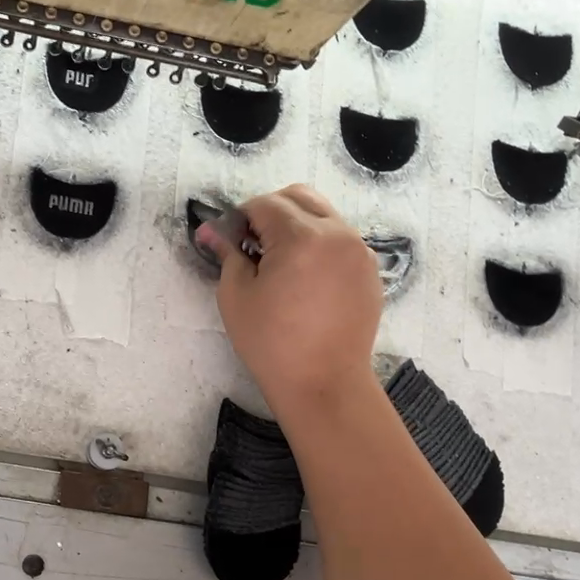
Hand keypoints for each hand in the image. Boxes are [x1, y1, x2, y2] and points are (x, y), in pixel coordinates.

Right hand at [200, 185, 383, 422]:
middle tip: (251, 245)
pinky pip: (340, 240)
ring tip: (278, 265)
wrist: (323, 382)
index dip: (240, 218)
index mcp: (302, 237)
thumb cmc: (270, 343)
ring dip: (295, 226)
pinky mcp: (369, 270)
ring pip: (323, 215)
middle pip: (299, 196)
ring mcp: (359, 250)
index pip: (265, 204)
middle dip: (269, 211)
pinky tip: (302, 281)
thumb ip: (227, 254)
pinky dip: (317, 245)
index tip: (228, 241)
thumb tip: (210, 231)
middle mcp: (337, 234)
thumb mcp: (236, 296)